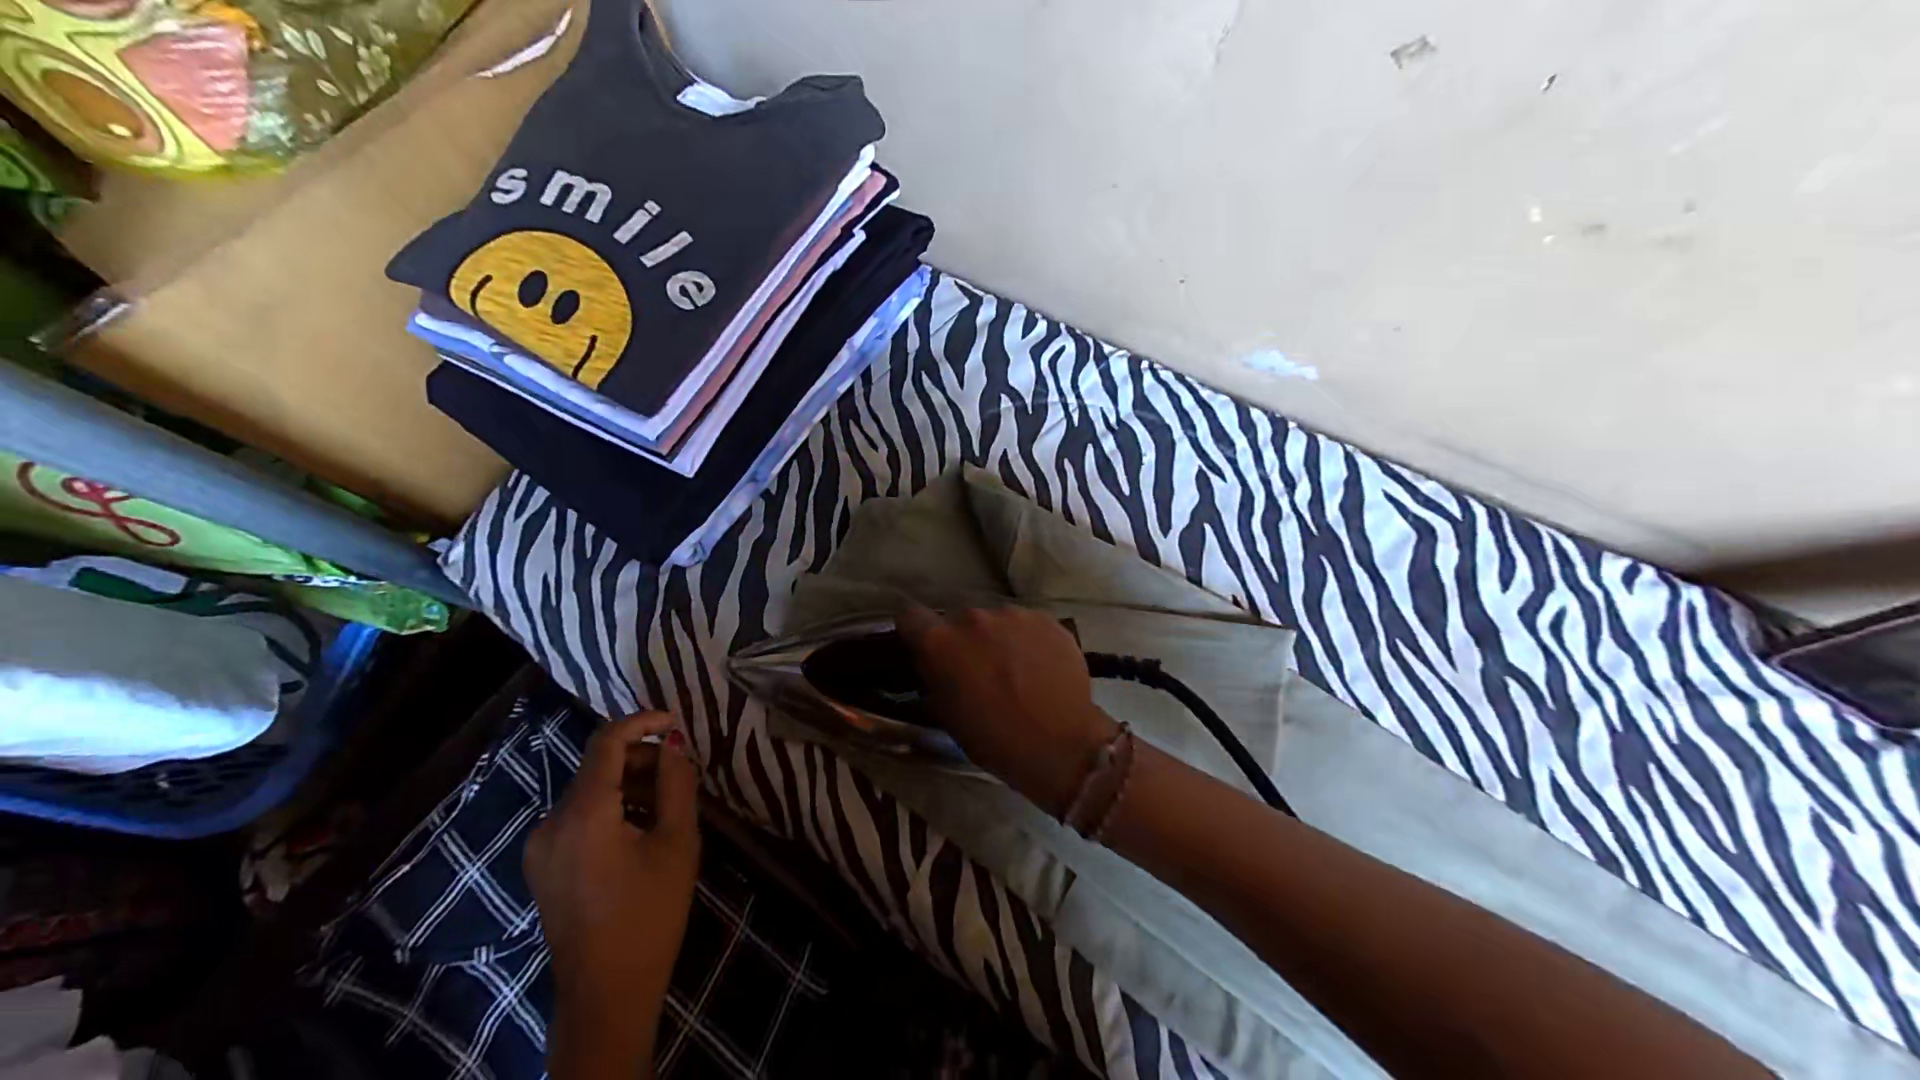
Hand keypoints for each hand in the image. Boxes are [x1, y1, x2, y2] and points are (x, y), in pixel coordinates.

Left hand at [526, 712, 699, 1078]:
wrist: (607, 993)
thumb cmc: (650, 914)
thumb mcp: (677, 842)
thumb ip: (677, 784)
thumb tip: (673, 743)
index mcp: (582, 813)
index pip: (606, 742)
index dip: (642, 722)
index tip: (676, 722)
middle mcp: (551, 822)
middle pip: (597, 767)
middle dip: (641, 760)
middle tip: (682, 774)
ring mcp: (541, 846)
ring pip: (589, 793)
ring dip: (629, 786)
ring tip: (668, 806)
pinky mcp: (543, 866)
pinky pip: (579, 818)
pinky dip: (611, 810)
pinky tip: (642, 831)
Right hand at [897, 605, 1118, 814]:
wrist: (1061, 744)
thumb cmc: (994, 739)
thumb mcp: (947, 715)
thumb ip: (934, 678)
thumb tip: (933, 664)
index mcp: (941, 642)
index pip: (911, 617)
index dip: (916, 633)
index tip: (925, 649)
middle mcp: (973, 618)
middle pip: (959, 621)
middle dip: (964, 641)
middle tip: (978, 670)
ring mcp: (1014, 615)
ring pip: (996, 622)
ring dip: (998, 639)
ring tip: (1016, 671)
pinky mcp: (1047, 620)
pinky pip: (1028, 626)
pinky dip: (1028, 642)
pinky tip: (1040, 669)